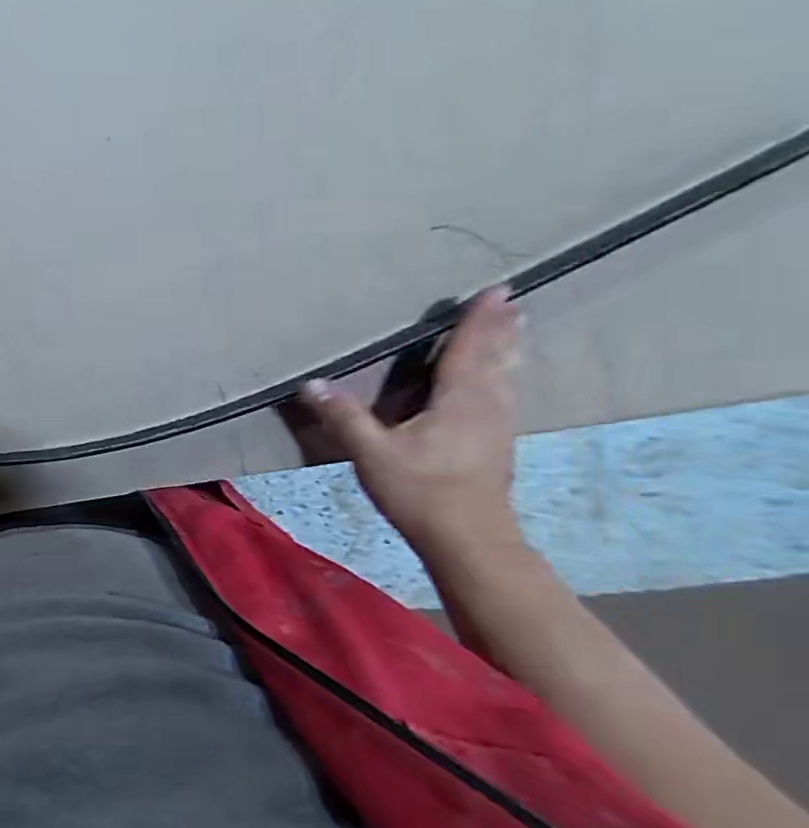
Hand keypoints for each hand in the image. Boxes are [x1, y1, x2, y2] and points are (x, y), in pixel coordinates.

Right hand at [300, 286, 523, 555]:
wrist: (469, 537)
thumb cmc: (421, 490)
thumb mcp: (371, 453)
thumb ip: (343, 417)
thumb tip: (312, 384)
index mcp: (462, 400)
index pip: (470, 349)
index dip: (479, 320)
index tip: (496, 290)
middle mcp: (488, 405)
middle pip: (498, 358)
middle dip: (503, 330)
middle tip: (512, 304)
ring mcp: (498, 425)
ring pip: (507, 376)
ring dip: (509, 351)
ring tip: (515, 332)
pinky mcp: (496, 442)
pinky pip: (504, 393)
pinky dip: (503, 375)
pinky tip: (499, 382)